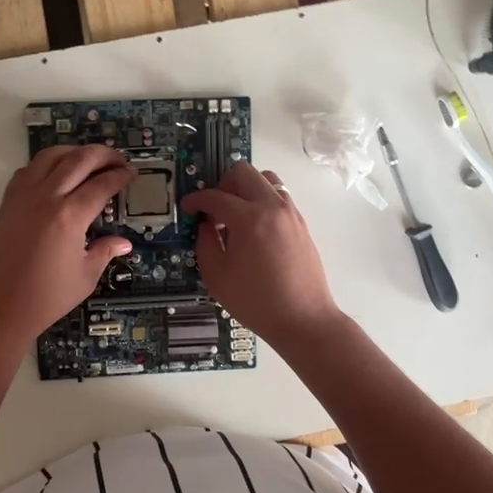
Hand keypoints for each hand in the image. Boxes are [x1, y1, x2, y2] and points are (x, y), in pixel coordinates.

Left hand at [0, 144, 134, 347]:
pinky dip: (47, 164)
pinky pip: (29, 170)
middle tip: (118, 159)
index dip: (120, 176)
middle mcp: (46, 197)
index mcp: (70, 216)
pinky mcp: (7, 202)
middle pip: (79, 159)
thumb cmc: (46, 298)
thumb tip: (123, 242)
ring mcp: (22, 196)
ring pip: (51, 156)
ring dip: (74, 152)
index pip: (101, 184)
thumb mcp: (85, 276)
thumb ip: (104, 251)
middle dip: (103, 154)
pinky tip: (57, 174)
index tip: (131, 173)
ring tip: (89, 160)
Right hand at [182, 164, 343, 345]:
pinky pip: (278, 197)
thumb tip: (206, 226)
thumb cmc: (256, 302)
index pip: (216, 196)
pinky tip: (253, 229)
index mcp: (249, 219)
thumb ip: (206, 244)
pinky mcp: (301, 224)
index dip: (197, 200)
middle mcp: (272, 207)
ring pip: (266, 179)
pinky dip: (262, 201)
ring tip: (235, 216)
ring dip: (246, 189)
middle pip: (244, 173)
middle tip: (214, 209)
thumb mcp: (217, 277)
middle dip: (223, 185)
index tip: (188, 208)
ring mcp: (291, 213)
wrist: (304, 320)